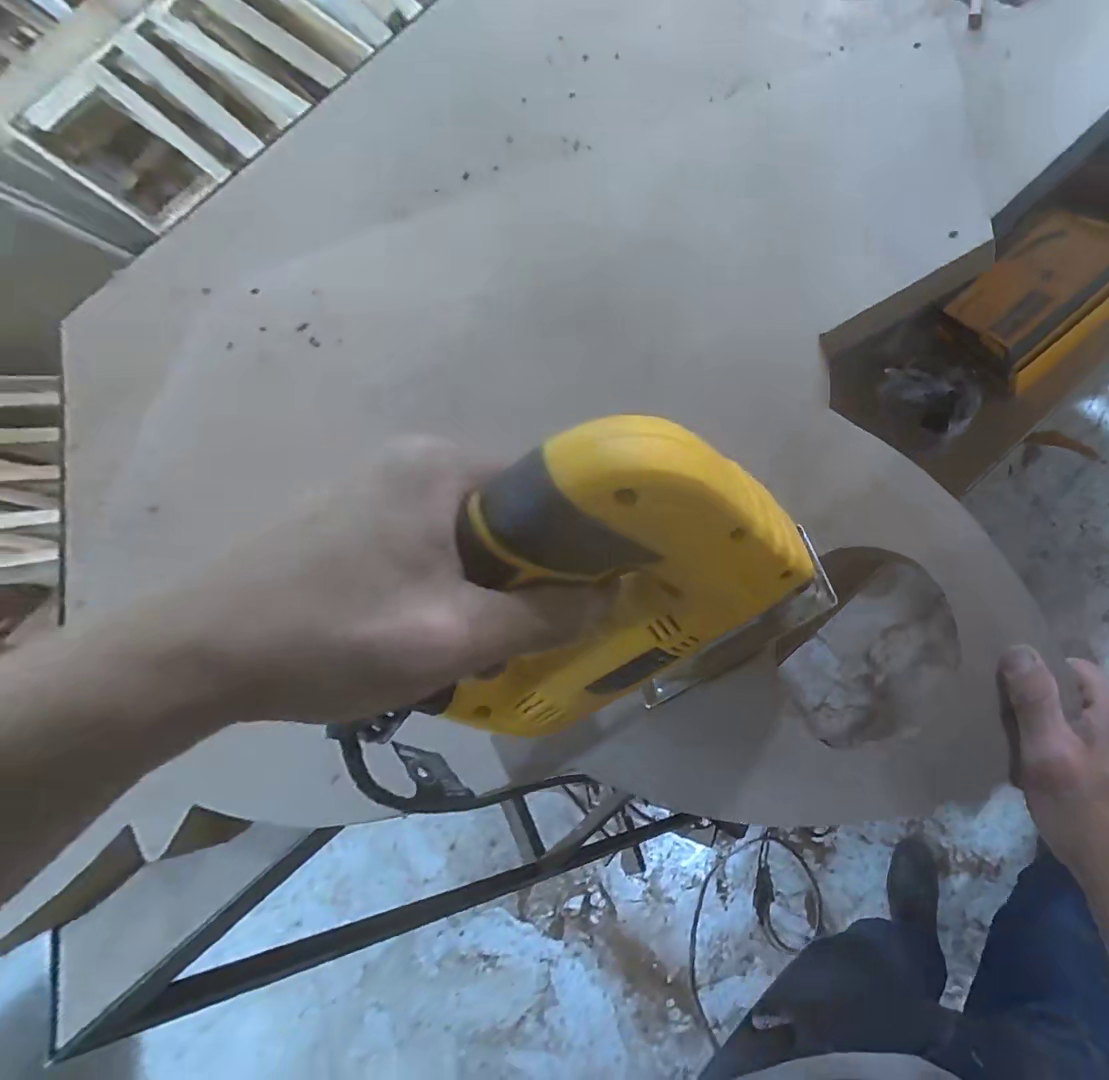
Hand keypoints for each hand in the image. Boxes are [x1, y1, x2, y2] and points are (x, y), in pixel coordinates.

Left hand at [141, 436, 604, 726]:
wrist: (175, 670)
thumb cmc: (328, 637)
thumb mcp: (460, 635)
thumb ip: (551, 616)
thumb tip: (616, 597)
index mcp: (444, 467)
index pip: (556, 494)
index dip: (589, 542)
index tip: (602, 589)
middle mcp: (419, 465)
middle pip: (522, 519)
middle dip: (540, 574)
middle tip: (541, 625)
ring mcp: (386, 492)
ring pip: (487, 540)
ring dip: (502, 587)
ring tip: (493, 636)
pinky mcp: (363, 524)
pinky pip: (448, 549)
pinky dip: (465, 586)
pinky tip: (447, 628)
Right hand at [998, 645, 1108, 913]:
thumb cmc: (1087, 819)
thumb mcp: (1047, 756)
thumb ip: (1034, 699)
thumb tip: (1019, 647)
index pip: (1073, 667)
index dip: (1040, 680)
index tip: (1014, 709)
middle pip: (1086, 699)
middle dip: (1053, 714)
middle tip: (1025, 748)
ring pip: (1098, 729)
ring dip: (1071, 741)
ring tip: (1047, 775)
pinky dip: (1090, 764)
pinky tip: (1076, 796)